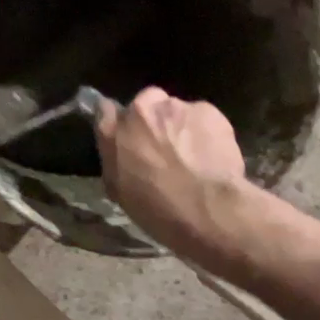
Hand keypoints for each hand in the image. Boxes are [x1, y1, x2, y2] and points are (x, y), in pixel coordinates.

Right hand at [96, 87, 247, 251]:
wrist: (213, 214)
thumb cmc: (160, 211)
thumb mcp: (120, 191)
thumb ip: (111, 155)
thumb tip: (111, 136)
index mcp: (115, 129)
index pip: (106, 109)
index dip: (118, 122)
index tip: (126, 134)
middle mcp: (142, 108)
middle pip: (145, 104)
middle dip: (153, 122)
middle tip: (164, 150)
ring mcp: (177, 106)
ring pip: (176, 110)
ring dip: (180, 127)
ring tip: (193, 157)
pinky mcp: (208, 110)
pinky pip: (202, 117)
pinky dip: (206, 132)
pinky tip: (213, 156)